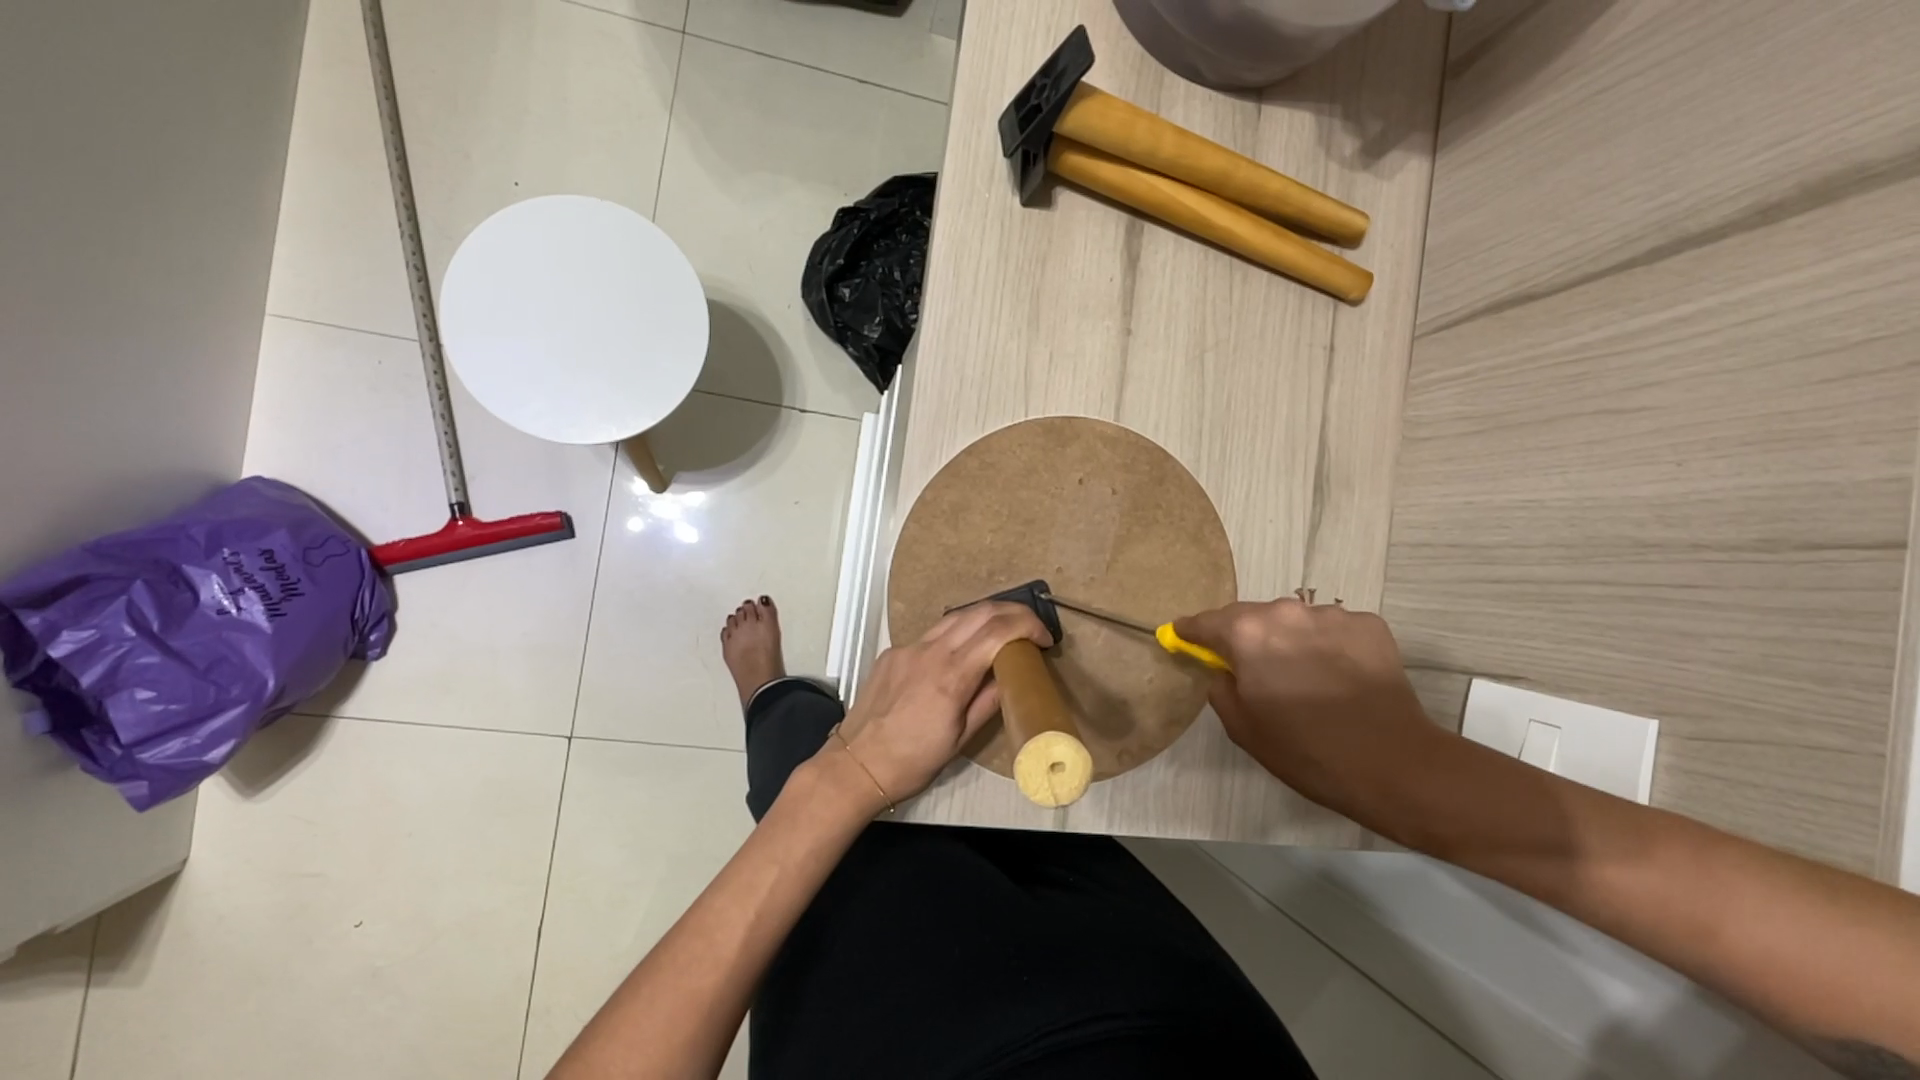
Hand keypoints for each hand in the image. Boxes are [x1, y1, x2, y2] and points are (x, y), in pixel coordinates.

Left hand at [826, 601, 1052, 805]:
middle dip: (1013, 612)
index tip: (1045, 639)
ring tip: (1003, 632)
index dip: (1028, 626)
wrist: (857, 765)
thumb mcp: (960, 739)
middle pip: (980, 611)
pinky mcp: (893, 653)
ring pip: (954, 617)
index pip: (998, 631)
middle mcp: (930, 652)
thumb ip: (988, 701)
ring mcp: (908, 648)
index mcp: (951, 676)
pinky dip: (956, 633)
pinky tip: (962, 651)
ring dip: (985, 616)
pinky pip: (931, 633)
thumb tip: (1010, 677)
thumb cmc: (912, 761)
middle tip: (1032, 627)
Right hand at [1173, 595, 1437, 817]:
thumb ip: (1221, 688)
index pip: (1205, 622)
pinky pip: (1331, 628)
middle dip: (1244, 636)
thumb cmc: (1305, 750)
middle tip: (1248, 667)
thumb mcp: (1243, 728)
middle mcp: (1286, 612)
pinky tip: (1335, 675)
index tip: (1183, 637)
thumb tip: (1223, 669)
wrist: (1391, 762)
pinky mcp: (1368, 624)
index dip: (1191, 632)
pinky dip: (1324, 645)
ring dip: (1287, 639)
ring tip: (1299, 675)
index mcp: (1247, 635)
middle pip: (1251, 615)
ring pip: (1293, 620)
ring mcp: (1331, 615)